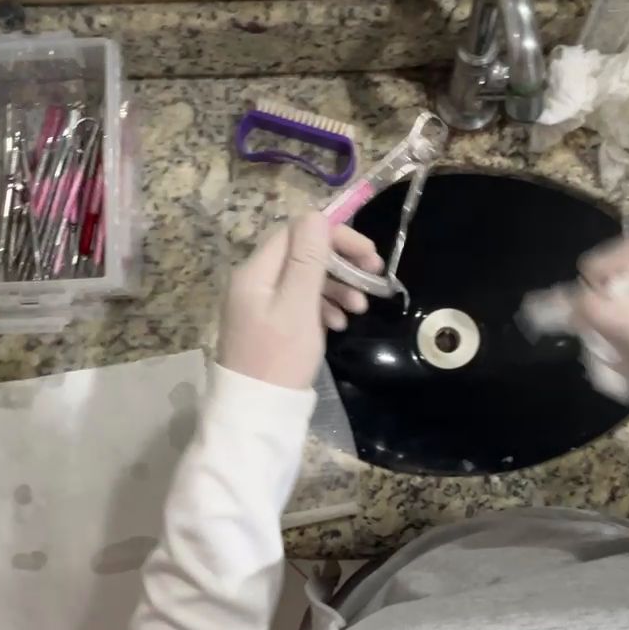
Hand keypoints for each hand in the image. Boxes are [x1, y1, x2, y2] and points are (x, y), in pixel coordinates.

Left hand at [218, 212, 382, 389]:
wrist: (258, 413)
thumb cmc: (279, 359)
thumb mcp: (298, 306)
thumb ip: (308, 260)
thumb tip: (317, 216)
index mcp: (255, 272)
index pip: (297, 233)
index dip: (335, 237)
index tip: (369, 255)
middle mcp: (254, 282)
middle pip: (302, 255)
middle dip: (340, 263)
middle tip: (374, 276)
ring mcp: (261, 304)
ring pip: (305, 280)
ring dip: (337, 288)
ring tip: (360, 309)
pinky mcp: (270, 324)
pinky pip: (300, 303)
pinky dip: (324, 307)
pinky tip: (340, 324)